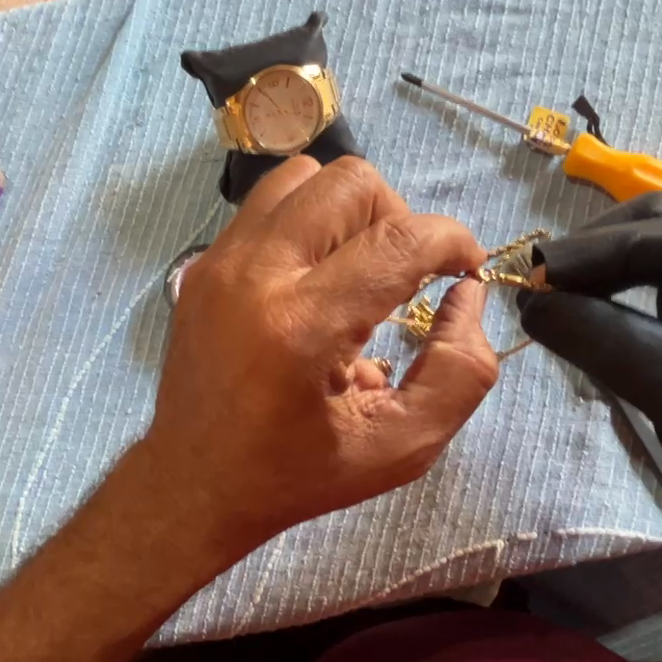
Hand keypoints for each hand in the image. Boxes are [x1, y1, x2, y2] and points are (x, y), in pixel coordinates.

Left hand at [140, 156, 499, 565]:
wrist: (195, 484)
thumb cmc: (299, 475)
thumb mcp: (400, 446)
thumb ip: (459, 372)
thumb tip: (467, 293)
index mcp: (302, 327)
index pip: (398, 241)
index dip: (452, 241)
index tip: (465, 268)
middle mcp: (255, 276)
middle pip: (350, 183)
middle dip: (398, 217)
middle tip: (402, 276)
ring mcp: (219, 263)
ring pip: (303, 177)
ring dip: (348, 210)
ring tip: (356, 270)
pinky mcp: (202, 265)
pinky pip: (267, 205)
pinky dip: (307, 223)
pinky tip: (313, 280)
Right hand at [517, 194, 661, 610]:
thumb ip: (603, 340)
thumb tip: (530, 302)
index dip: (602, 249)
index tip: (536, 271)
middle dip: (602, 250)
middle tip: (538, 281)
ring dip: (605, 266)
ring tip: (552, 290)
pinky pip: (660, 288)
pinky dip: (616, 291)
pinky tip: (583, 304)